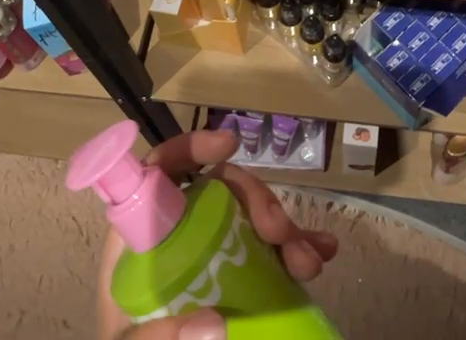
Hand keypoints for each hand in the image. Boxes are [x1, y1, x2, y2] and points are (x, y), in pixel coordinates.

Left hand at [97, 128, 338, 339]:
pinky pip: (273, 246)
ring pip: (252, 214)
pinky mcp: (242, 272)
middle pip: (219, 189)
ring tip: (310, 260)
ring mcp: (214, 249)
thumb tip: (213, 324)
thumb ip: (155, 337)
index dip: (192, 148)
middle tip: (280, 232)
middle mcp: (180, 231)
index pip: (161, 172)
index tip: (229, 145)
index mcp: (143, 237)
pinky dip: (299, 244)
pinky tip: (322, 253)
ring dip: (287, 228)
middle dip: (257, 199)